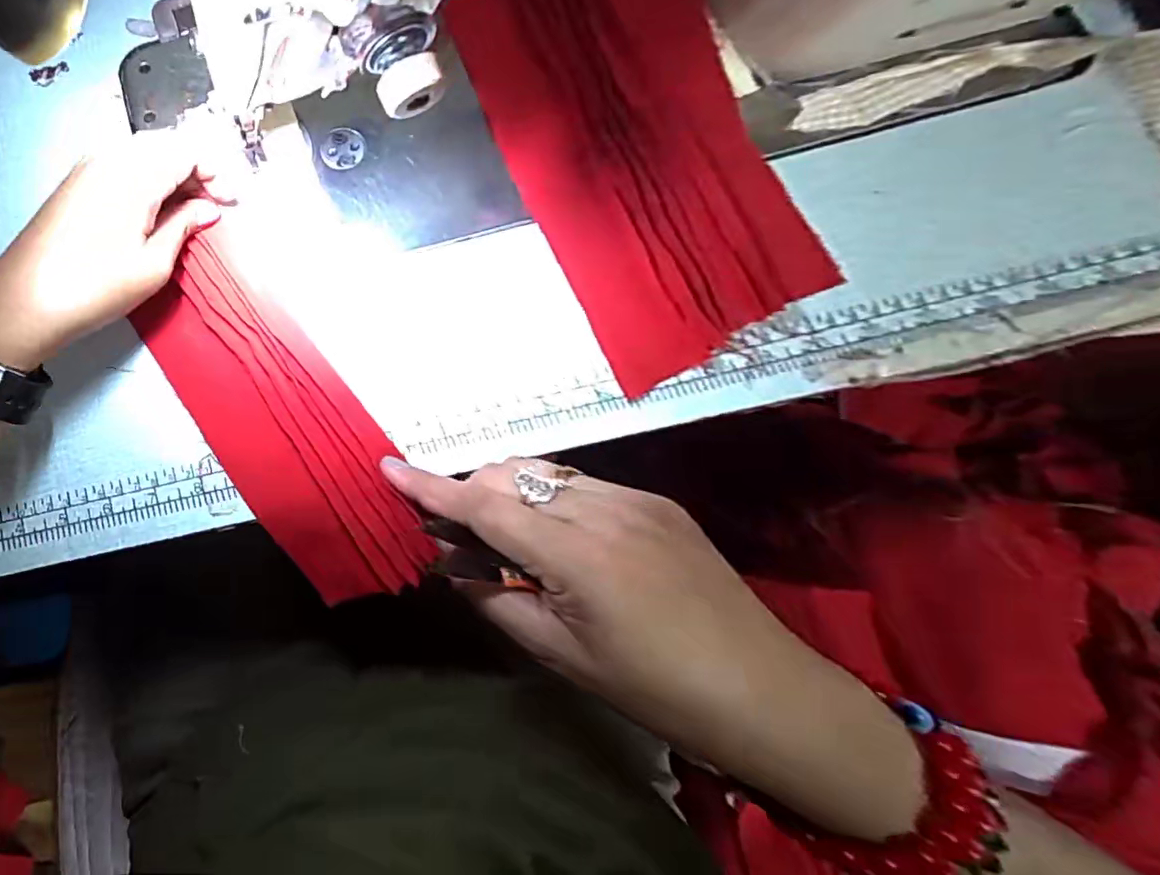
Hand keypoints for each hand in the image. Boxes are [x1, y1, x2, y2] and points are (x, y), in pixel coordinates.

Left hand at [0, 126, 234, 368]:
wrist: (22, 303)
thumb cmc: (94, 288)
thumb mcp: (152, 264)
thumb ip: (184, 226)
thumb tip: (207, 209)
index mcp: (133, 173)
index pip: (187, 150)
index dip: (216, 174)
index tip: (230, 203)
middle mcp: (109, 159)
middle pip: (165, 146)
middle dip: (196, 171)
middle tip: (213, 205)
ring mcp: (87, 169)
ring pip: (143, 154)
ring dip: (171, 175)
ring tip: (187, 210)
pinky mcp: (75, 184)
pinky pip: (121, 167)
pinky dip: (146, 180)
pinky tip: (154, 210)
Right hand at [381, 456, 924, 841]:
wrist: (769, 693)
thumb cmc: (655, 689)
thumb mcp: (560, 655)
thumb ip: (495, 599)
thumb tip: (453, 561)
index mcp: (579, 557)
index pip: (485, 506)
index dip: (432, 486)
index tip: (391, 466)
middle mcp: (606, 510)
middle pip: (511, 474)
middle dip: (472, 490)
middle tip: (461, 534)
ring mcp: (637, 498)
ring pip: (546, 472)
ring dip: (512, 491)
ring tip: (512, 536)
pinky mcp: (658, 501)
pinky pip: (583, 484)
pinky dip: (552, 499)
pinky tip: (563, 538)